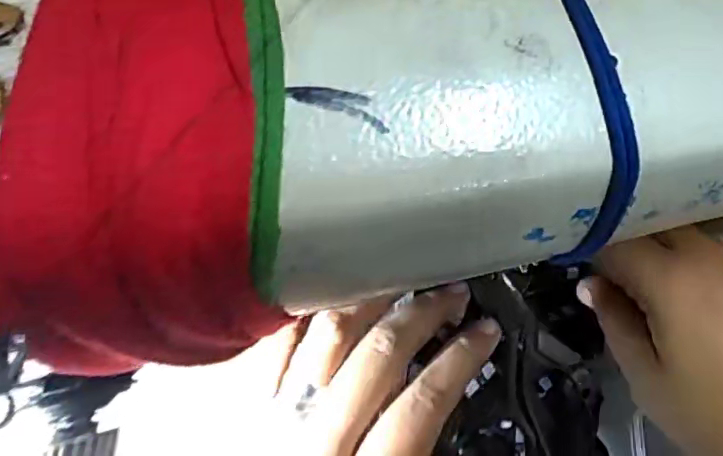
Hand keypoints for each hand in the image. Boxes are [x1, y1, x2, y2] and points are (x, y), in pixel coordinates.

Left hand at [258, 286, 501, 455]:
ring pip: (328, 336)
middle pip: (380, 353)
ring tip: (404, 283)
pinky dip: (309, 317)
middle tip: (455, 295)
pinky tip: (338, 302)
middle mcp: (312, 448)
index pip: (422, 402)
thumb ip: (418, 445)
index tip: (486, 332)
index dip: (463, 358)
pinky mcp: (237, 417)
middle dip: (428, 313)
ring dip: (375, 300)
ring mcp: (268, 428)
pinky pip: (274, 348)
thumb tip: (453, 392)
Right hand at [579, 228, 722, 455]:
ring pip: (673, 229)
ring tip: (624, 275)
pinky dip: (672, 253)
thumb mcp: (649, 378)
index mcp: (671, 274)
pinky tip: (662, 283)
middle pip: (649, 221)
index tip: (567, 253)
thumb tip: (592, 286)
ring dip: (648, 242)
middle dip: (620, 234)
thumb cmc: (713, 407)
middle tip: (594, 263)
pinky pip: (695, 244)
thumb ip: (617, 322)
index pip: (618, 239)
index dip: (589, 244)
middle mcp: (700, 250)